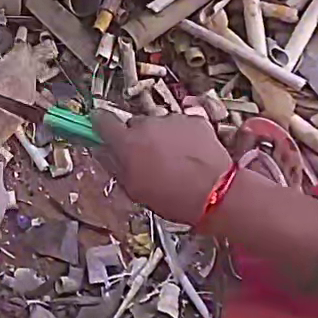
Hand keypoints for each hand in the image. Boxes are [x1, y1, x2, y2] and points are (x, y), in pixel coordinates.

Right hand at [93, 110, 231, 225]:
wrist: (217, 194)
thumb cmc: (171, 198)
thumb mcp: (134, 190)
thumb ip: (114, 166)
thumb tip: (101, 150)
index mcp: (127, 142)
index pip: (102, 120)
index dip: (100, 124)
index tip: (101, 129)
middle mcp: (147, 124)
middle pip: (134, 124)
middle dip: (137, 137)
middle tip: (148, 158)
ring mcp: (172, 119)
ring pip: (159, 125)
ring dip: (161, 137)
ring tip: (175, 160)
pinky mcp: (194, 119)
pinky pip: (181, 125)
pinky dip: (183, 136)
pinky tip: (192, 155)